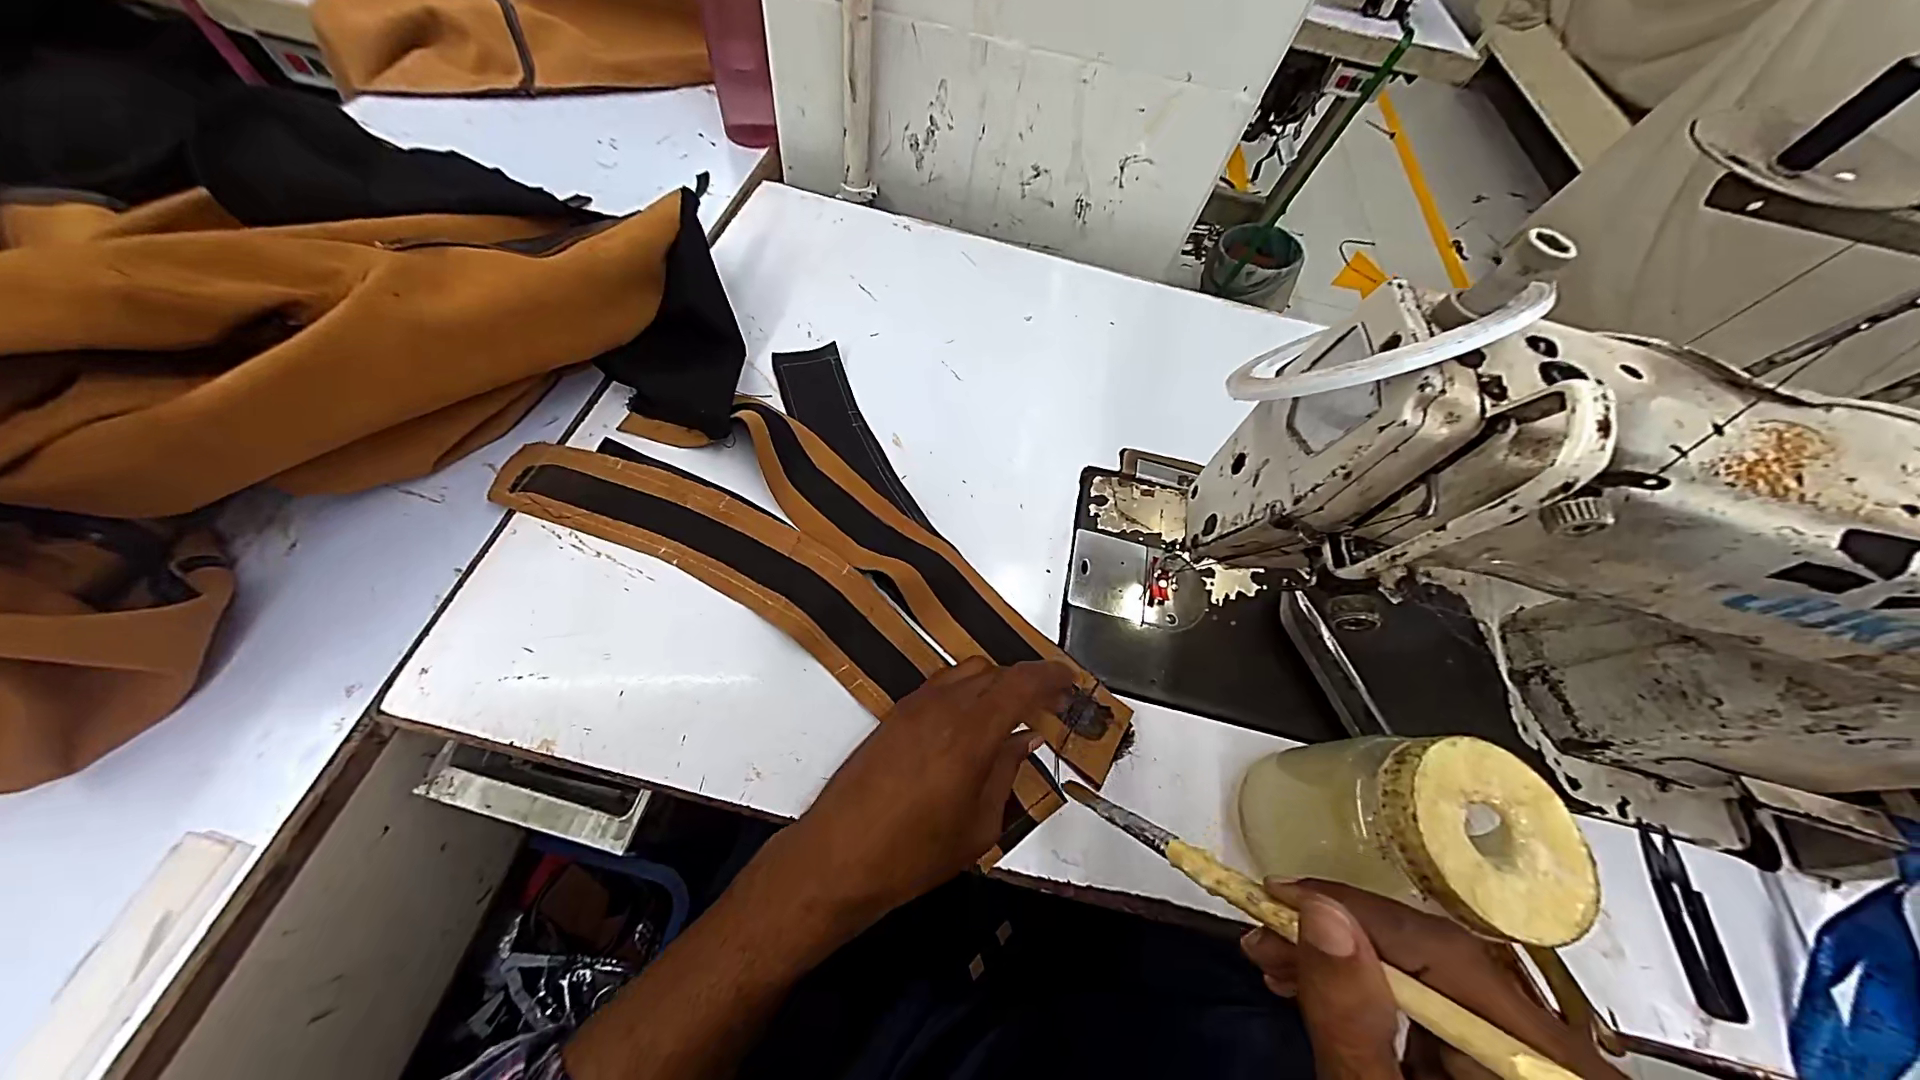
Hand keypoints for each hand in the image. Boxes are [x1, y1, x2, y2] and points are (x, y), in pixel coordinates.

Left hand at [746, 657, 1074, 940]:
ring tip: (1012, 710)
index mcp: (970, 735)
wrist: (838, 856)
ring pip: (968, 671)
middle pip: (997, 671)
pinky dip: (966, 689)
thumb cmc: (906, 854)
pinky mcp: (896, 714)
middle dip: (1028, 681)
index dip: (1051, 677)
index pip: (1022, 684)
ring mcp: (914, 707)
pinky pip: (942, 684)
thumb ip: (1006, 773)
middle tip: (1046, 702)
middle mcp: (942, 709)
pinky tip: (972, 717)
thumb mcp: (978, 825)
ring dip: (996, 682)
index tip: (1068, 680)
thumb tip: (1022, 743)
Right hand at [1240, 880, 1624, 1079]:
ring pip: (1432, 976)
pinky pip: (1436, 1007)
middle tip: (1264, 939)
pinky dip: (1371, 992)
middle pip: (1440, 959)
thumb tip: (1319, 912)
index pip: (1444, 953)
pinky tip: (1323, 992)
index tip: (1276, 894)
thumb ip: (1350, 1019)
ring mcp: (1539, 1065)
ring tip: (1278, 964)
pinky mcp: (1505, 1068)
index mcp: (1549, 1073)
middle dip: (1339, 938)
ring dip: (1346, 962)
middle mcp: (1561, 1060)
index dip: (1353, 911)